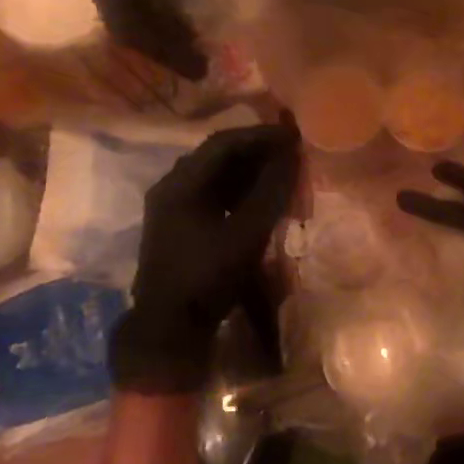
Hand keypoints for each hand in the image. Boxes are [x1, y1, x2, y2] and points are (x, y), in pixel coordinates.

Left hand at [110, 124, 301, 393]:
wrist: (170, 327)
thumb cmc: (208, 276)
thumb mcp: (246, 234)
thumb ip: (270, 192)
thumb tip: (292, 155)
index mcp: (181, 182)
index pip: (224, 142)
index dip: (261, 136)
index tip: (293, 137)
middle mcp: (171, 186)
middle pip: (217, 156)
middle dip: (256, 152)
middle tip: (290, 153)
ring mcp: (171, 207)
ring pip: (214, 176)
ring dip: (248, 172)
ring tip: (281, 173)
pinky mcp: (177, 226)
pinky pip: (211, 195)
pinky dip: (237, 191)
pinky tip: (260, 199)